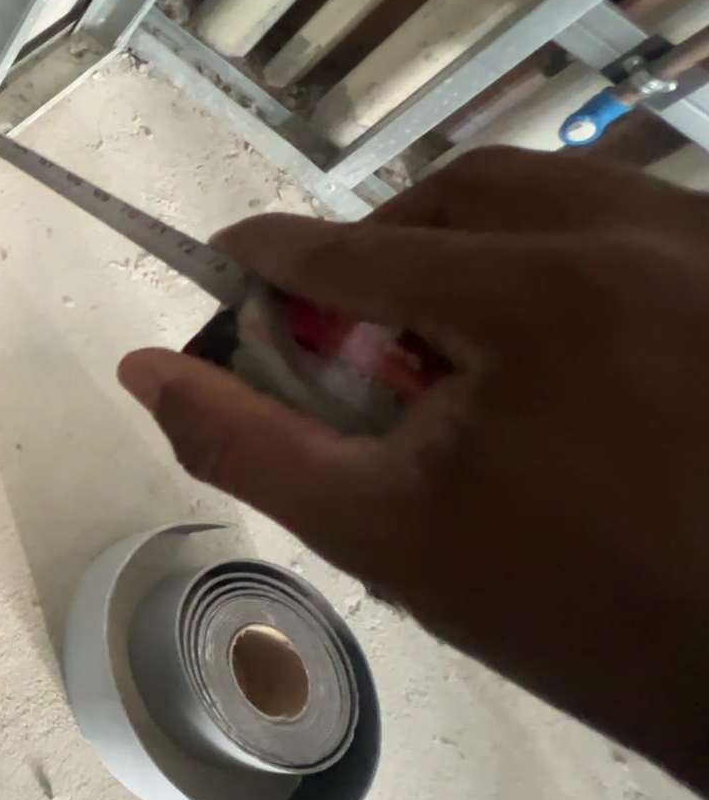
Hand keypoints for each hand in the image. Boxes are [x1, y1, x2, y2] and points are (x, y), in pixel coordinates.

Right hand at [117, 147, 708, 793]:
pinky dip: (549, 267)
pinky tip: (539, 360)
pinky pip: (631, 232)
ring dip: (463, 253)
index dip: (272, 254)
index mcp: (550, 303)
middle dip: (376, 247)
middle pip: (464, 194)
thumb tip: (142, 369)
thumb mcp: (364, 524)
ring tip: (441, 347)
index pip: (359, 250)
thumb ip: (238, 440)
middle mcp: (661, 246)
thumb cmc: (562, 604)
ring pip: (556, 199)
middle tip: (342, 327)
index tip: (223, 262)